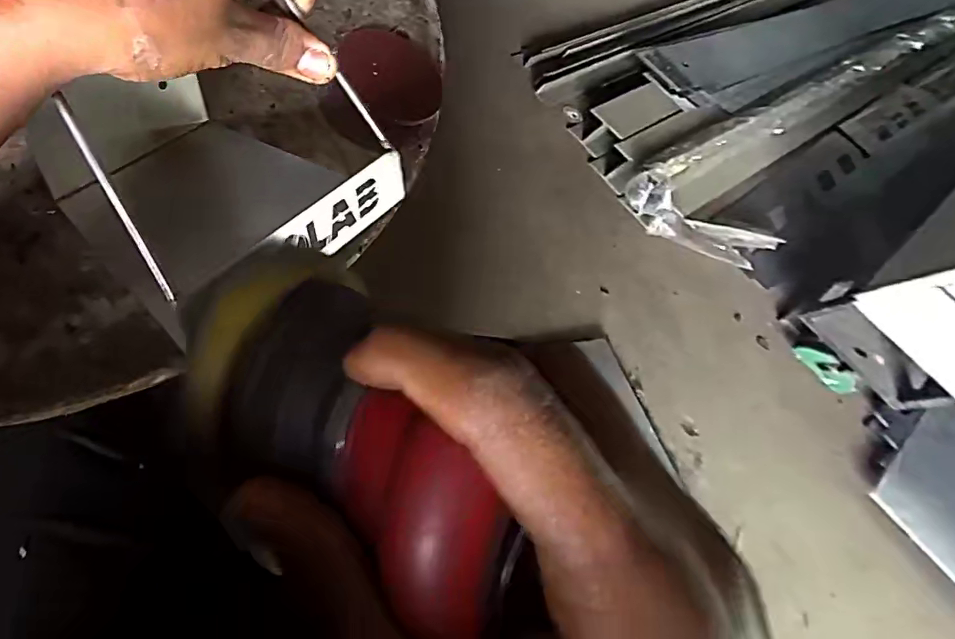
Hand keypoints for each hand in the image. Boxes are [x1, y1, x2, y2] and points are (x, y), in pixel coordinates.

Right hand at [346, 328, 710, 638]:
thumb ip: (344, 595)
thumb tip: (258, 498)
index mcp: (624, 571)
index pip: (514, 406)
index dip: (424, 359)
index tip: (358, 361)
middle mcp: (676, 530)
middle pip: (554, 380)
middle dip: (456, 370)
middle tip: (386, 408)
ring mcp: (695, 537)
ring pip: (579, 401)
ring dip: (492, 400)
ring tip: (431, 457)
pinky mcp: (690, 552)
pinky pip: (598, 446)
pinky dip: (527, 440)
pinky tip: (489, 509)